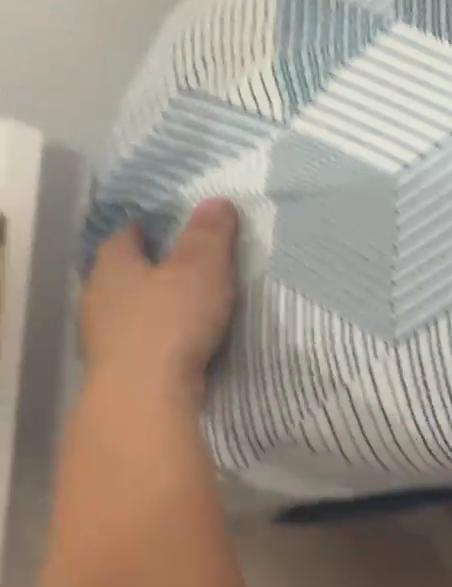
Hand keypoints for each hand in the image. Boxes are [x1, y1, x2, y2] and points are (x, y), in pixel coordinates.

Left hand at [82, 198, 239, 398]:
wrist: (147, 386)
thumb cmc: (173, 319)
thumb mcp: (202, 269)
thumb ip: (209, 236)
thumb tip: (216, 200)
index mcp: (115, 265)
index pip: (122, 237)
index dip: (142, 228)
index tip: (160, 225)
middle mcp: (99, 292)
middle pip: (120, 270)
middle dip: (144, 264)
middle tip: (177, 262)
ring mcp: (104, 328)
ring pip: (125, 302)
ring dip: (149, 298)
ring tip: (182, 300)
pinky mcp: (119, 356)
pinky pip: (137, 331)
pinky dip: (154, 326)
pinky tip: (176, 334)